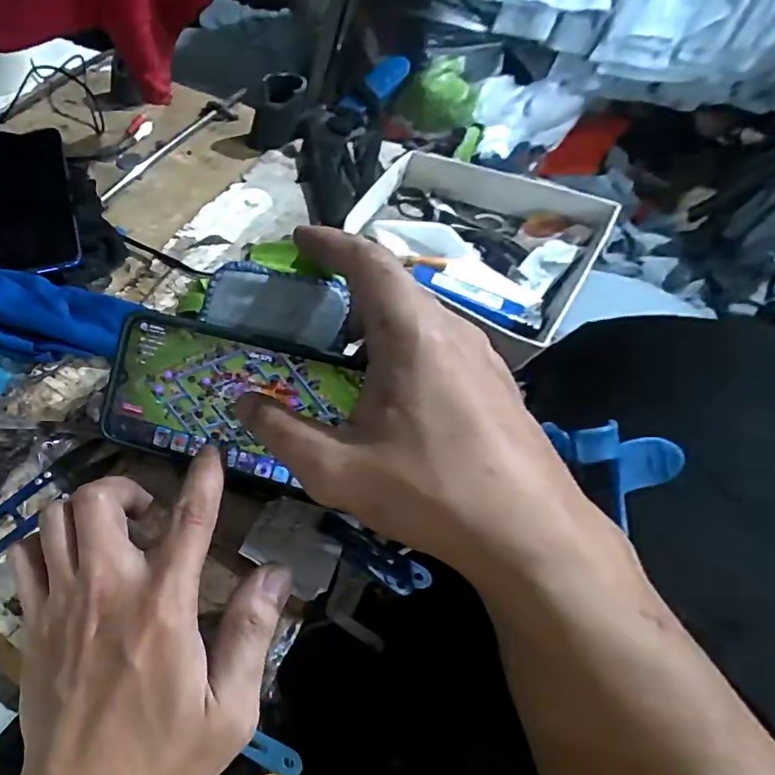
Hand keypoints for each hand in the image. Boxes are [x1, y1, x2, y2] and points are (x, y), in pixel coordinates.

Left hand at [8, 448, 289, 774]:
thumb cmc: (164, 762)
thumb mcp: (230, 712)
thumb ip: (251, 634)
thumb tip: (275, 573)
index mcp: (162, 608)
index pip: (189, 524)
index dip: (203, 482)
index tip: (210, 453)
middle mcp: (105, 588)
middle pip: (97, 499)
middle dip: (125, 491)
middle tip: (147, 519)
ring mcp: (59, 601)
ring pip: (54, 516)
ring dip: (83, 511)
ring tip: (106, 536)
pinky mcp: (30, 619)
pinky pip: (22, 555)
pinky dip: (41, 543)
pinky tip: (64, 562)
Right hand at [235, 227, 613, 583]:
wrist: (532, 537)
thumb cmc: (430, 494)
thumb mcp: (334, 470)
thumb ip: (279, 431)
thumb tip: (242, 403)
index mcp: (413, 338)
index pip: (370, 265)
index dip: (331, 244)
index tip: (299, 238)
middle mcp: (452, 333)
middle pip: (395, 283)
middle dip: (347, 276)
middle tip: (306, 291)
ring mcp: (481, 357)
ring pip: (418, 312)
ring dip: (373, 311)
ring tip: (336, 337)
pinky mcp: (493, 383)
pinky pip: (436, 339)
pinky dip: (398, 336)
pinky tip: (382, 379)